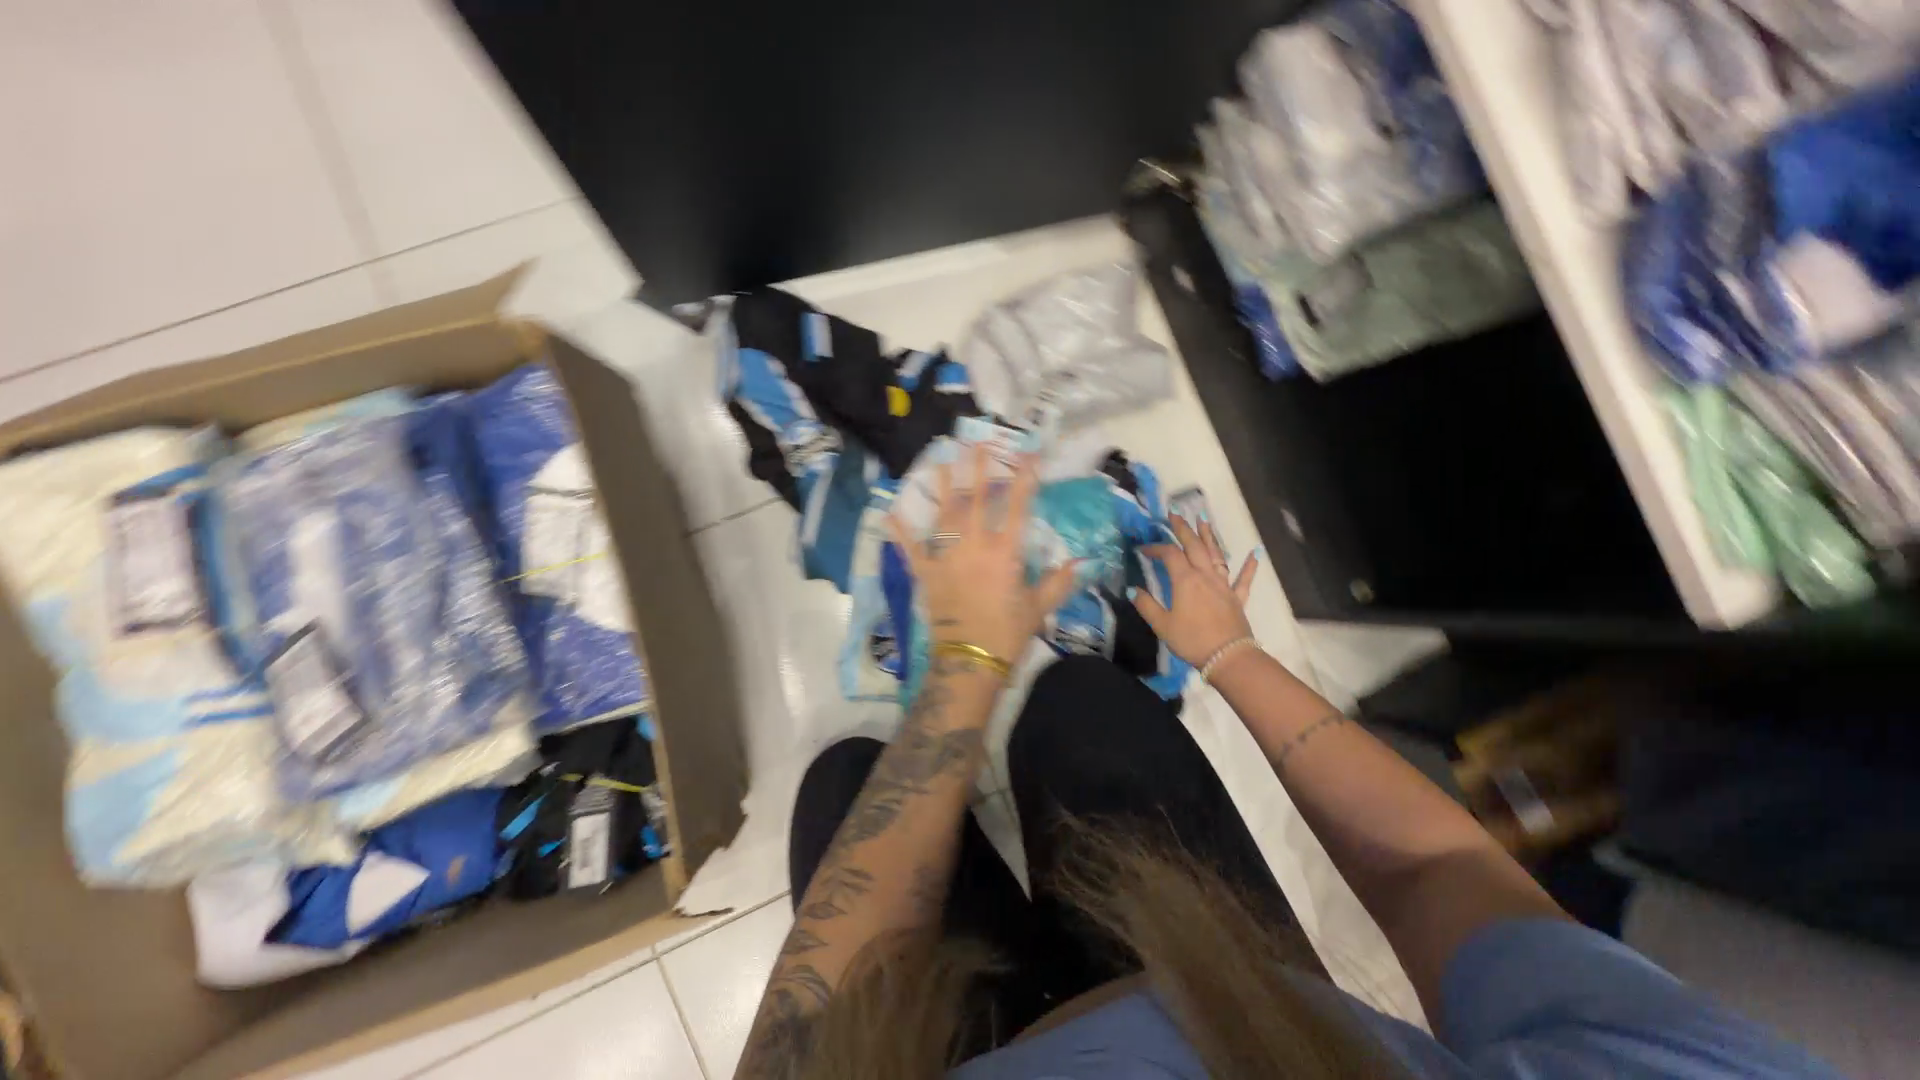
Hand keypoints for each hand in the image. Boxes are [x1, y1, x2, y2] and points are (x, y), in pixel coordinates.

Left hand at [888, 443, 1080, 663]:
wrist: (969, 662)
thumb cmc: (1007, 635)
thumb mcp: (1038, 608)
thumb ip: (1058, 582)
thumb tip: (1080, 563)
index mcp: (1004, 552)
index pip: (1016, 506)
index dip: (1023, 478)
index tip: (1027, 454)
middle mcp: (973, 546)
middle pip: (975, 499)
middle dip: (977, 468)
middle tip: (977, 441)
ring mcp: (945, 558)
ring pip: (943, 513)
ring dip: (944, 485)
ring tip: (942, 459)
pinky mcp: (925, 574)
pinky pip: (910, 548)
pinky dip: (900, 530)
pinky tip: (891, 511)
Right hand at [1133, 514, 1260, 667]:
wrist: (1227, 656)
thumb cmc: (1191, 640)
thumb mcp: (1162, 625)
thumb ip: (1147, 605)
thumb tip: (1134, 590)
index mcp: (1185, 580)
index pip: (1169, 555)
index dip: (1155, 548)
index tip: (1143, 548)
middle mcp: (1205, 576)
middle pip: (1194, 546)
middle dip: (1183, 529)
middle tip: (1175, 514)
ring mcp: (1224, 585)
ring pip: (1217, 555)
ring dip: (1210, 537)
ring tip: (1203, 520)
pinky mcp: (1237, 598)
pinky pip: (1244, 580)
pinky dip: (1249, 566)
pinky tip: (1255, 554)